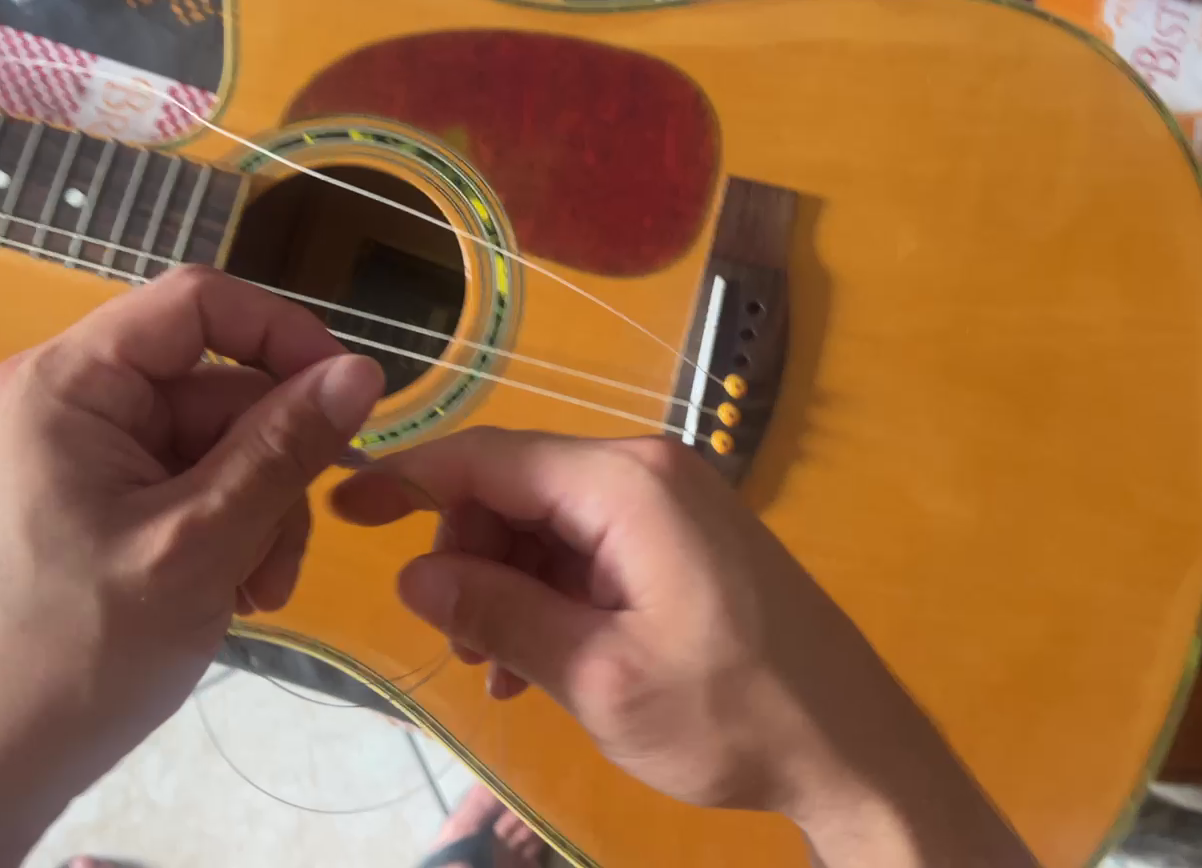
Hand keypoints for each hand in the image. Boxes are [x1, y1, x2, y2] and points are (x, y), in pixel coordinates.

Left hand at [0, 265, 382, 795]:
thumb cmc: (81, 651)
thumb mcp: (203, 541)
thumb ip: (286, 448)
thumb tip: (365, 371)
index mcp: (70, 385)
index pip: (198, 303)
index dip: (283, 333)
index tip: (346, 392)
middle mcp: (79, 399)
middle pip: (226, 388)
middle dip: (276, 466)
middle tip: (288, 545)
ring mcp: (95, 448)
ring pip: (230, 441)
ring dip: (265, 509)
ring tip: (259, 585)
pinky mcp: (111, 491)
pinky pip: (207, 477)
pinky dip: (239, 525)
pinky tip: (239, 586)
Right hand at [332, 430, 1033, 867]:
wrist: (856, 743)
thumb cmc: (730, 713)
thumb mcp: (600, 677)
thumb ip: (501, 614)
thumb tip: (414, 576)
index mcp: (627, 484)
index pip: (492, 458)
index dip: (411, 476)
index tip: (345, 503)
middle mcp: (646, 467)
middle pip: (519, 487)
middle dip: (471, 556)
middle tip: (461, 643)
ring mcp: (668, 496)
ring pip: (550, 518)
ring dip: (511, 582)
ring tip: (503, 666)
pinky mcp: (680, 529)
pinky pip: (591, 540)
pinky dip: (554, 587)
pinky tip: (545, 653)